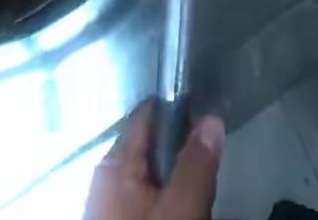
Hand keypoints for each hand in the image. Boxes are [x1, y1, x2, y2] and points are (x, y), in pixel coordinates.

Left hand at [85, 101, 225, 219]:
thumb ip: (197, 162)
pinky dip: (165, 206)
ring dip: (177, 184)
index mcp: (115, 161)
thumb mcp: (181, 210)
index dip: (180, 110)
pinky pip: (144, 203)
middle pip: (152, 145)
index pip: (149, 112)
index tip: (208, 121)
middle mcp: (106, 176)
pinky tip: (182, 217)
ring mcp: (106, 206)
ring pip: (151, 177)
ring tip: (198, 202)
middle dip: (182, 153)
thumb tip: (211, 119)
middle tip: (209, 172)